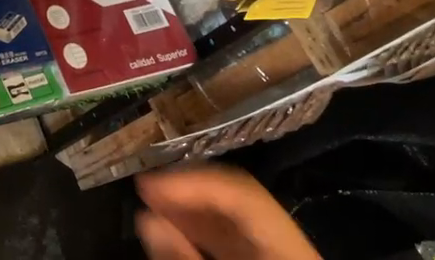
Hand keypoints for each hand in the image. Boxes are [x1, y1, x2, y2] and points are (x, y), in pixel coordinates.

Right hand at [136, 166, 320, 259]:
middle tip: (143, 186)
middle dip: (188, 190)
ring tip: (150, 201)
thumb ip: (187, 257)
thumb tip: (145, 217)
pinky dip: (201, 230)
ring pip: (235, 218)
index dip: (192, 181)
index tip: (147, 181)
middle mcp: (291, 239)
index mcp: (292, 244)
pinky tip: (172, 226)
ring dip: (190, 208)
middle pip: (238, 200)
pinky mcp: (268, 257)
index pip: (242, 192)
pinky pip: (234, 238)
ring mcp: (282, 248)